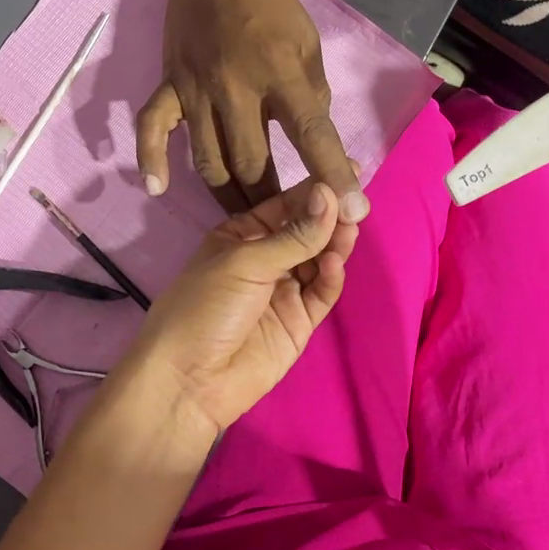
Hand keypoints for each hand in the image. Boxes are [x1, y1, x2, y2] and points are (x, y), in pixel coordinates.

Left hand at [118, 179, 356, 433]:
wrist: (189, 380)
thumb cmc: (205, 306)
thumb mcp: (245, 262)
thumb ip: (293, 234)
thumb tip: (329, 193)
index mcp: (241, 235)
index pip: (284, 204)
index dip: (314, 188)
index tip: (347, 169)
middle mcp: (265, 257)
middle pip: (307, 229)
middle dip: (331, 214)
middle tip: (358, 199)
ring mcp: (284, 289)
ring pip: (320, 258)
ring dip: (335, 242)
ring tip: (351, 228)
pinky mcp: (299, 321)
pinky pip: (321, 292)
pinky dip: (331, 276)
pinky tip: (335, 263)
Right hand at [137, 0, 367, 219]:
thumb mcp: (307, 39)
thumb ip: (312, 91)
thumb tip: (314, 137)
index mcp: (280, 71)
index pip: (311, 133)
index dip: (333, 175)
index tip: (353, 212)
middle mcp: (236, 87)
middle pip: (251, 162)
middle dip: (273, 203)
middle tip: (288, 228)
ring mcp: (195, 88)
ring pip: (207, 160)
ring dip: (227, 196)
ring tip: (246, 222)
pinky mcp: (168, 83)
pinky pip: (151, 127)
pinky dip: (150, 159)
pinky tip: (155, 187)